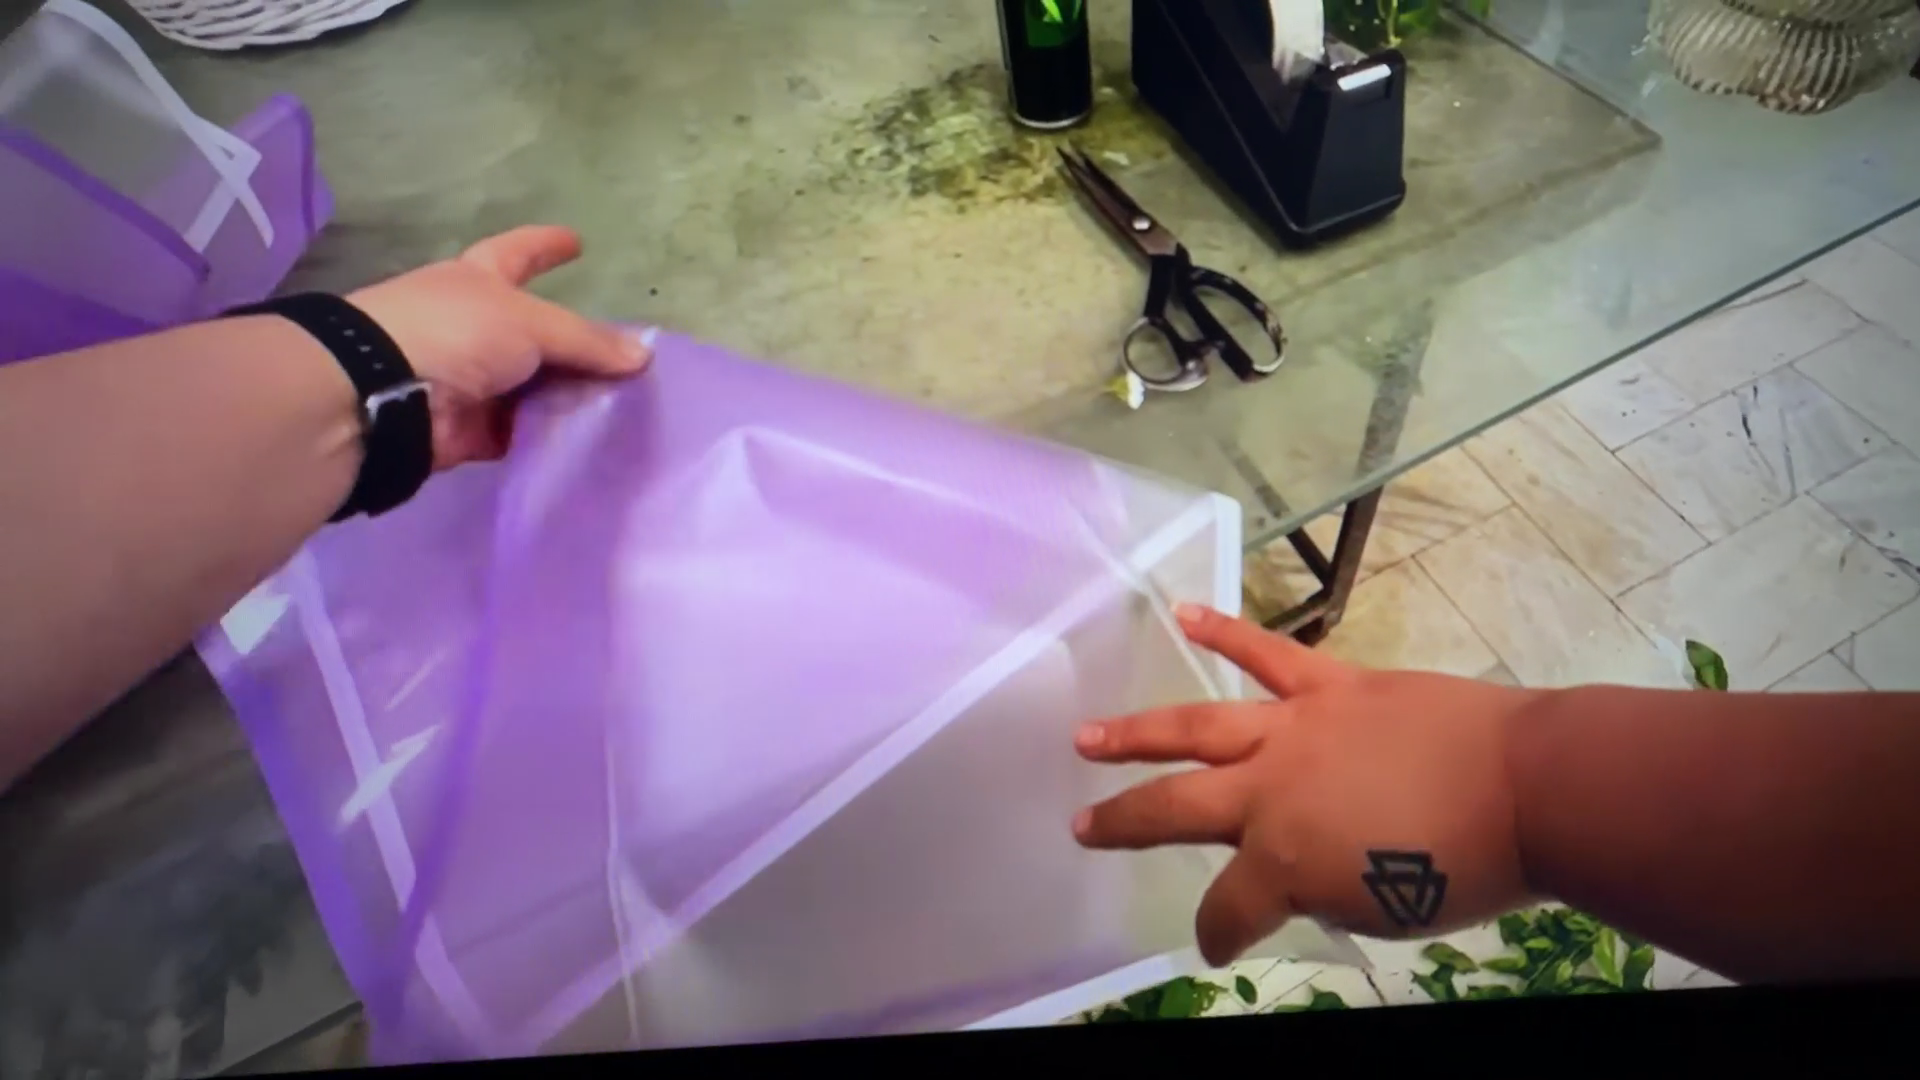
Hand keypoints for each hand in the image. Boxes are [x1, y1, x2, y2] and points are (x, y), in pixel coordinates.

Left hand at [346, 226, 652, 469]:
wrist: (386, 396)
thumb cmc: (454, 332)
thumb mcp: (531, 323)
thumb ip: (589, 341)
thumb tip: (643, 355)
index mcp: (479, 283)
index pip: (518, 254)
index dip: (545, 245)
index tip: (576, 241)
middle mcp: (477, 328)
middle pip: (542, 332)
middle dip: (580, 344)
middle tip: (628, 357)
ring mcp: (477, 379)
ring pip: (541, 385)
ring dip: (577, 395)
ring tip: (629, 404)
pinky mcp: (480, 428)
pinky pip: (531, 430)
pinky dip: (559, 434)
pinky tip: (599, 438)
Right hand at [1072, 604, 1544, 965]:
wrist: (1532, 788)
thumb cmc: (1468, 866)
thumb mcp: (1384, 908)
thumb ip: (1321, 887)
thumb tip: (1295, 873)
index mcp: (1285, 858)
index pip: (1228, 906)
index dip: (1218, 932)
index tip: (1218, 944)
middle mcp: (1268, 789)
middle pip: (1176, 806)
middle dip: (1124, 821)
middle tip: (1081, 824)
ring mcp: (1291, 729)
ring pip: (1195, 726)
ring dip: (1135, 733)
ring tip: (1088, 735)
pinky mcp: (1326, 686)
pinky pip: (1265, 652)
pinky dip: (1222, 631)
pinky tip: (1180, 613)